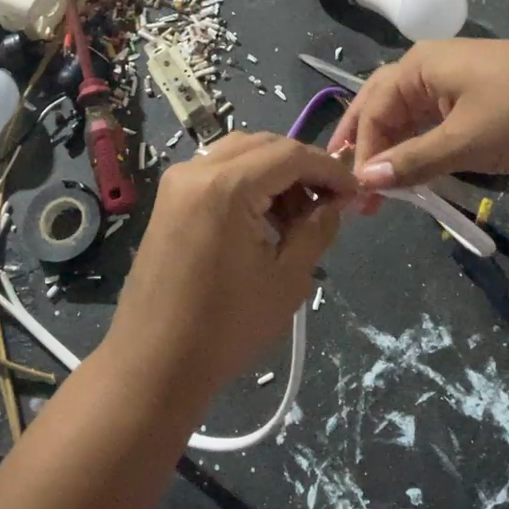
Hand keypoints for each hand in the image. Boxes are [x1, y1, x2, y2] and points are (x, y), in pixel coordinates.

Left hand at [104, 131, 354, 390]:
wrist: (153, 363)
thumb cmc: (225, 327)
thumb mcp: (287, 280)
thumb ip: (316, 229)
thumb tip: (336, 203)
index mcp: (226, 186)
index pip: (290, 154)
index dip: (328, 169)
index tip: (355, 192)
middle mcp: (196, 170)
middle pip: (262, 145)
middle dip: (300, 168)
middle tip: (328, 204)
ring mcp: (176, 182)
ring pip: (238, 154)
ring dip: (273, 174)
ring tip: (297, 219)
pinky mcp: (169, 200)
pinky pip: (217, 172)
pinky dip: (246, 183)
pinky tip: (264, 221)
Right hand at [330, 39, 508, 195]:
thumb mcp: (468, 141)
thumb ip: (414, 161)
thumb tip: (365, 180)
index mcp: (421, 65)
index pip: (373, 108)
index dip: (361, 151)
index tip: (356, 194)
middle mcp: (431, 68)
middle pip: (383, 107)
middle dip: (366, 146)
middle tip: (352, 190)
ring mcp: (457, 84)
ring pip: (410, 118)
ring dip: (395, 152)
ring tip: (382, 191)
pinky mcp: (481, 102)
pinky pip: (437, 125)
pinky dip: (423, 150)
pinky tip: (418, 176)